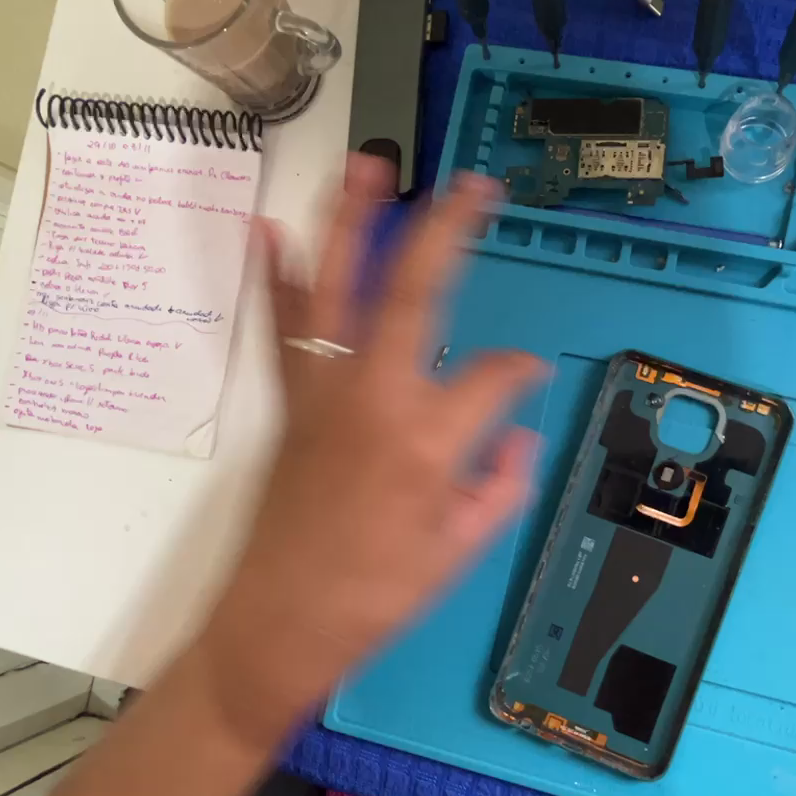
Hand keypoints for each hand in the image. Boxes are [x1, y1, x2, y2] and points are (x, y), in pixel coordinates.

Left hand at [198, 155, 546, 729]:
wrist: (275, 628)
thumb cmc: (374, 600)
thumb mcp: (460, 556)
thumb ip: (501, 489)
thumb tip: (518, 439)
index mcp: (429, 440)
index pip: (497, 376)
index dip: (522, 371)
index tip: (529, 376)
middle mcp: (374, 398)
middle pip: (416, 291)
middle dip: (448, 230)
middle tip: (472, 187)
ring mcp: (322, 393)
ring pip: (336, 288)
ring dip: (351, 224)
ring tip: (365, 167)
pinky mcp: (288, 404)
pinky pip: (280, 328)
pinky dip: (272, 277)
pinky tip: (266, 229)